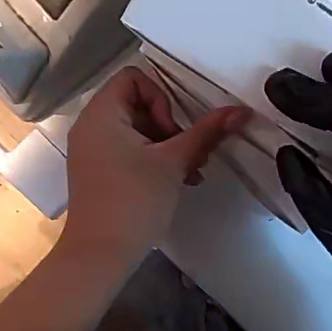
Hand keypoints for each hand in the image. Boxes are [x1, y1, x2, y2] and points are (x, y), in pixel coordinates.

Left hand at [62, 67, 249, 267]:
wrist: (100, 253)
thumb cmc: (134, 201)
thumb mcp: (174, 163)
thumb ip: (207, 133)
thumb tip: (241, 111)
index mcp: (101, 114)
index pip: (133, 78)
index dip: (161, 98)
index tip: (173, 132)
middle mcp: (90, 126)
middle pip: (137, 104)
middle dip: (170, 127)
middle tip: (190, 155)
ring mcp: (91, 151)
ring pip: (136, 131)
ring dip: (167, 146)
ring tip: (189, 173)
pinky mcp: (97, 173)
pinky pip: (127, 151)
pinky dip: (151, 160)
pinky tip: (175, 183)